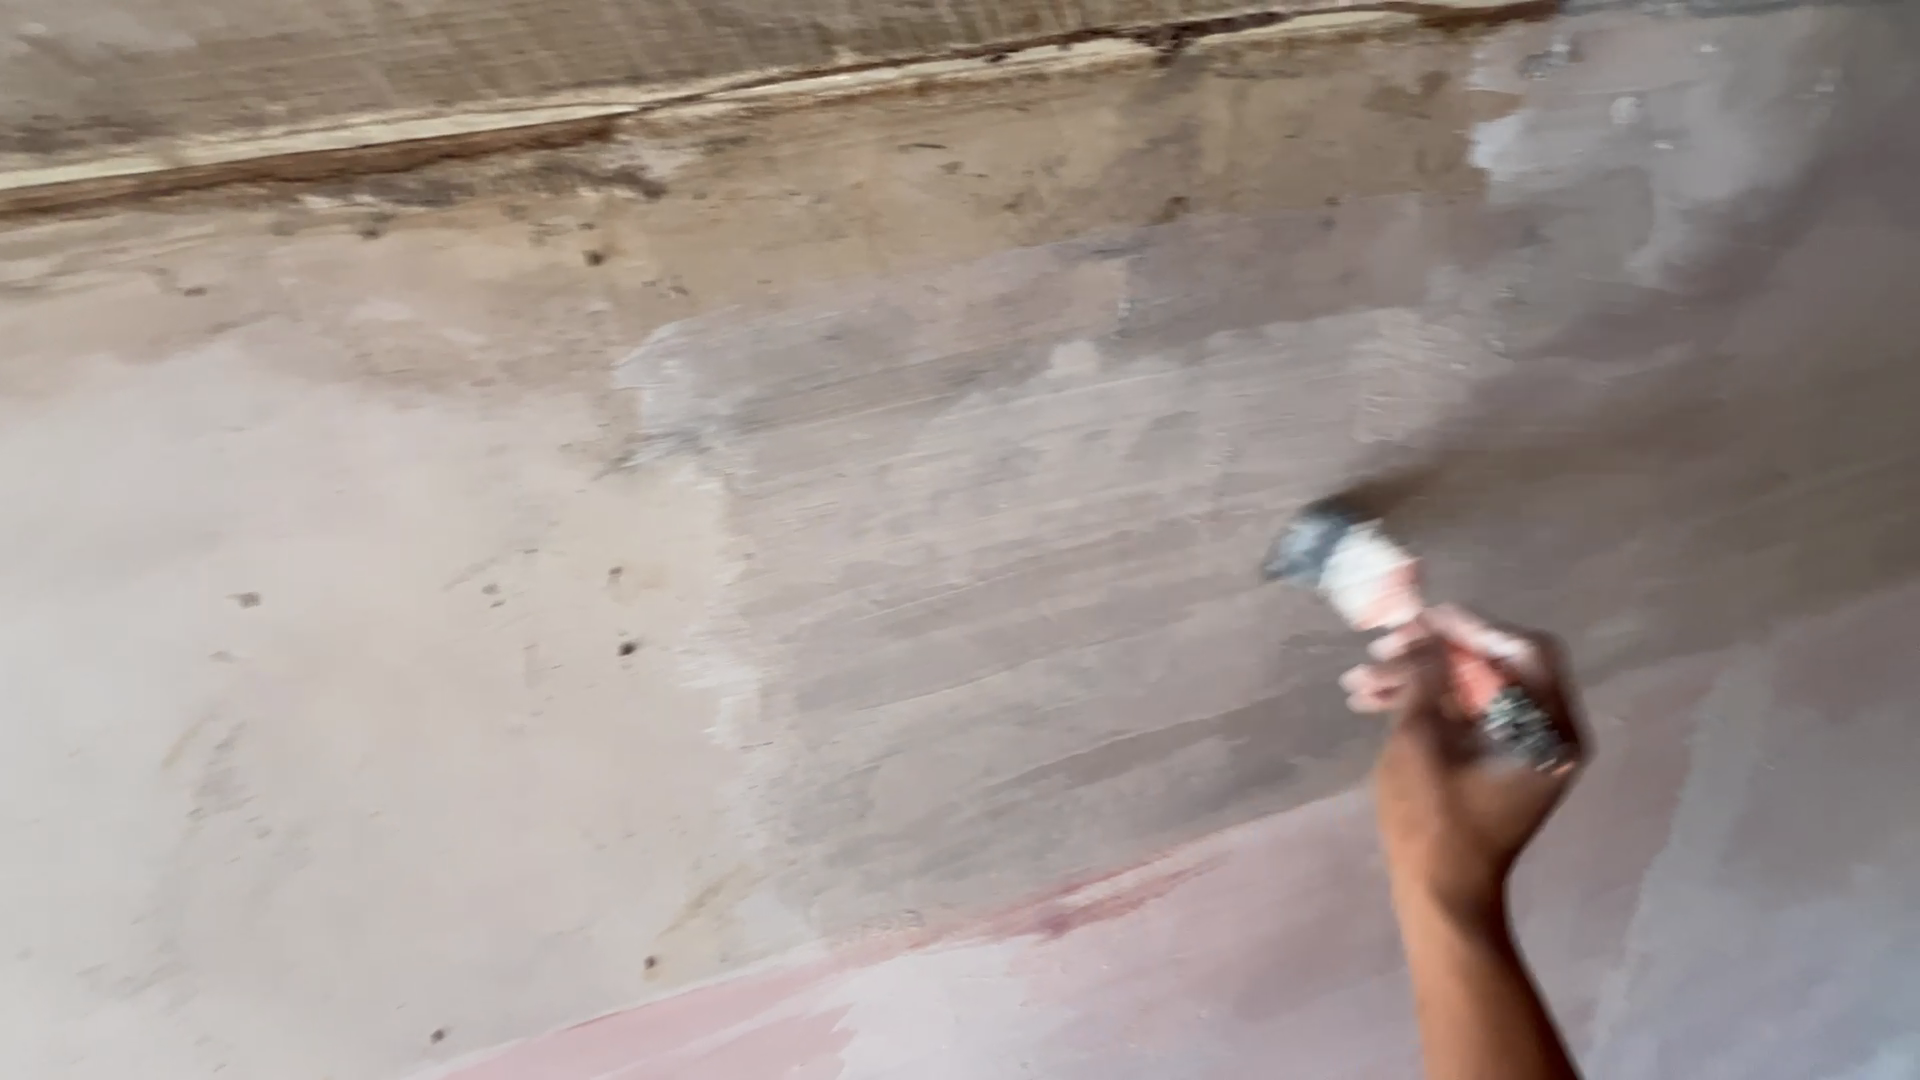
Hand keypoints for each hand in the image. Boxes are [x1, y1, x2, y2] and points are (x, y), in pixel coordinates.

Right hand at [1340, 604, 1584, 919]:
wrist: (1439, 887)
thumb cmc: (1433, 816)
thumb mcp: (1421, 738)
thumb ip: (1425, 678)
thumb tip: (1423, 635)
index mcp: (1548, 728)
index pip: (1524, 650)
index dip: (1472, 626)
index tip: (1422, 616)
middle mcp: (1544, 730)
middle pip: (1491, 664)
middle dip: (1429, 651)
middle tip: (1380, 647)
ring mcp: (1517, 744)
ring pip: (1465, 686)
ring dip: (1413, 676)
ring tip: (1357, 680)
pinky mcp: (1490, 756)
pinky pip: (1458, 711)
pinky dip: (1419, 700)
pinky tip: (1369, 700)